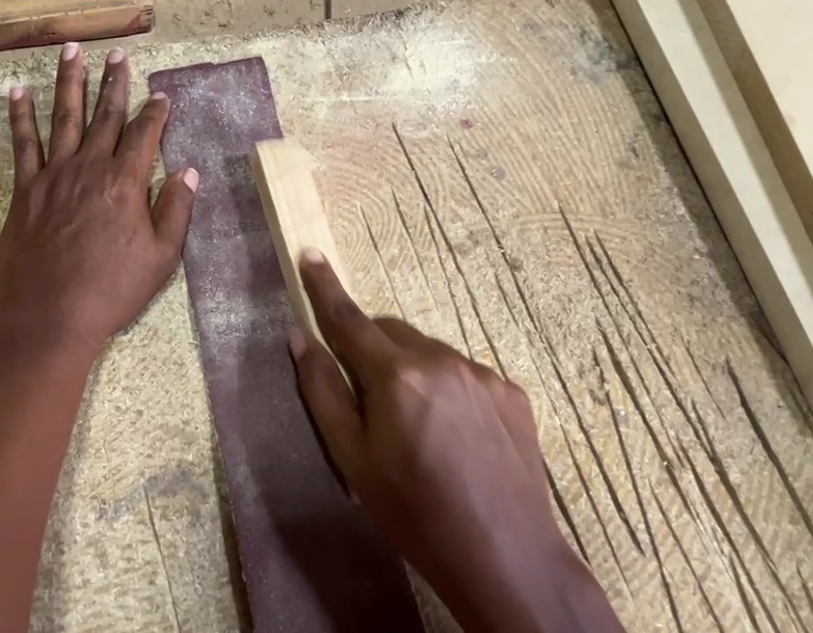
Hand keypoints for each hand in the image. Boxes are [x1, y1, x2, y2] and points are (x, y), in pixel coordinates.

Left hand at [0, 44, 198, 358]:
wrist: (49, 315)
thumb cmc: (111, 291)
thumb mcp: (161, 258)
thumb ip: (176, 210)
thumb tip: (190, 171)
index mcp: (126, 182)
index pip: (145, 134)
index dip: (155, 112)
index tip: (162, 94)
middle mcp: (90, 167)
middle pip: (105, 115)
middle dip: (114, 82)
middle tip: (118, 54)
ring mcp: (54, 175)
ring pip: (63, 117)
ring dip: (69, 81)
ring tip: (71, 50)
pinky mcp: (25, 189)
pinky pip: (23, 143)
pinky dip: (20, 115)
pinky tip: (18, 91)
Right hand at [289, 249, 622, 631]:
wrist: (506, 560)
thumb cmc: (414, 512)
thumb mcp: (351, 458)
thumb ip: (322, 390)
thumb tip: (300, 336)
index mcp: (396, 375)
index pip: (349, 318)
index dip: (325, 286)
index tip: (310, 253)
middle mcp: (441, 361)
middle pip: (389, 332)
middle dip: (370, 348)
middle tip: (365, 398)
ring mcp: (482, 375)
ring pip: (427, 352)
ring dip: (409, 370)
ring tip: (415, 429)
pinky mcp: (512, 394)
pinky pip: (462, 373)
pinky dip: (444, 388)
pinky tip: (452, 435)